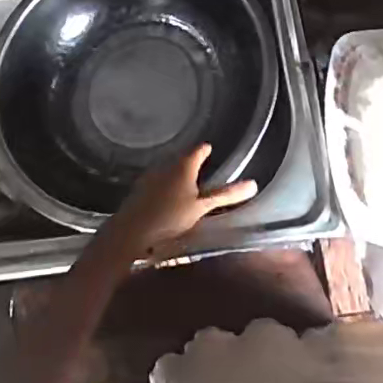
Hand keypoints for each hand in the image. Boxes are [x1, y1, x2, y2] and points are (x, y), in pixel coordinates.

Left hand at [100, 143, 257, 259]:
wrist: (129, 234)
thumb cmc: (170, 218)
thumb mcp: (202, 208)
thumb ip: (226, 196)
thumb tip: (254, 184)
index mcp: (183, 166)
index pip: (198, 151)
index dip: (205, 150)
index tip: (209, 148)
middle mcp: (166, 166)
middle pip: (182, 159)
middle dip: (191, 162)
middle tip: (202, 165)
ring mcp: (150, 178)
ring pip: (168, 170)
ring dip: (177, 174)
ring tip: (187, 182)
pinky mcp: (139, 191)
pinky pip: (157, 182)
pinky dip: (165, 186)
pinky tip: (167, 198)